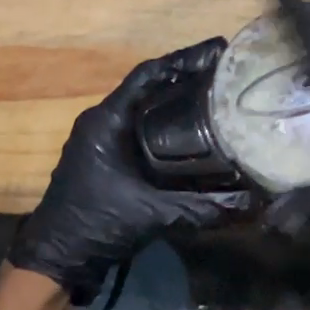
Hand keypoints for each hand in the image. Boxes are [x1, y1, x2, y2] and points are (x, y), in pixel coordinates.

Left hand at [11, 39, 253, 301]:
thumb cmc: (96, 224)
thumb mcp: (152, 214)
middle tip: (225, 75)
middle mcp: (101, 122)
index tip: (217, 52)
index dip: (183, 60)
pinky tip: (192, 135)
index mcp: (107, 121)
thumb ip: (201, 207)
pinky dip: (164, 127)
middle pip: (148, 88)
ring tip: (214, 98)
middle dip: (185, 79)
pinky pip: (139, 130)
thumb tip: (252, 203)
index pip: (148, 74)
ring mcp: (100, 140)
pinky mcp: (104, 159)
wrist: (57, 257)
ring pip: (143, 109)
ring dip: (174, 102)